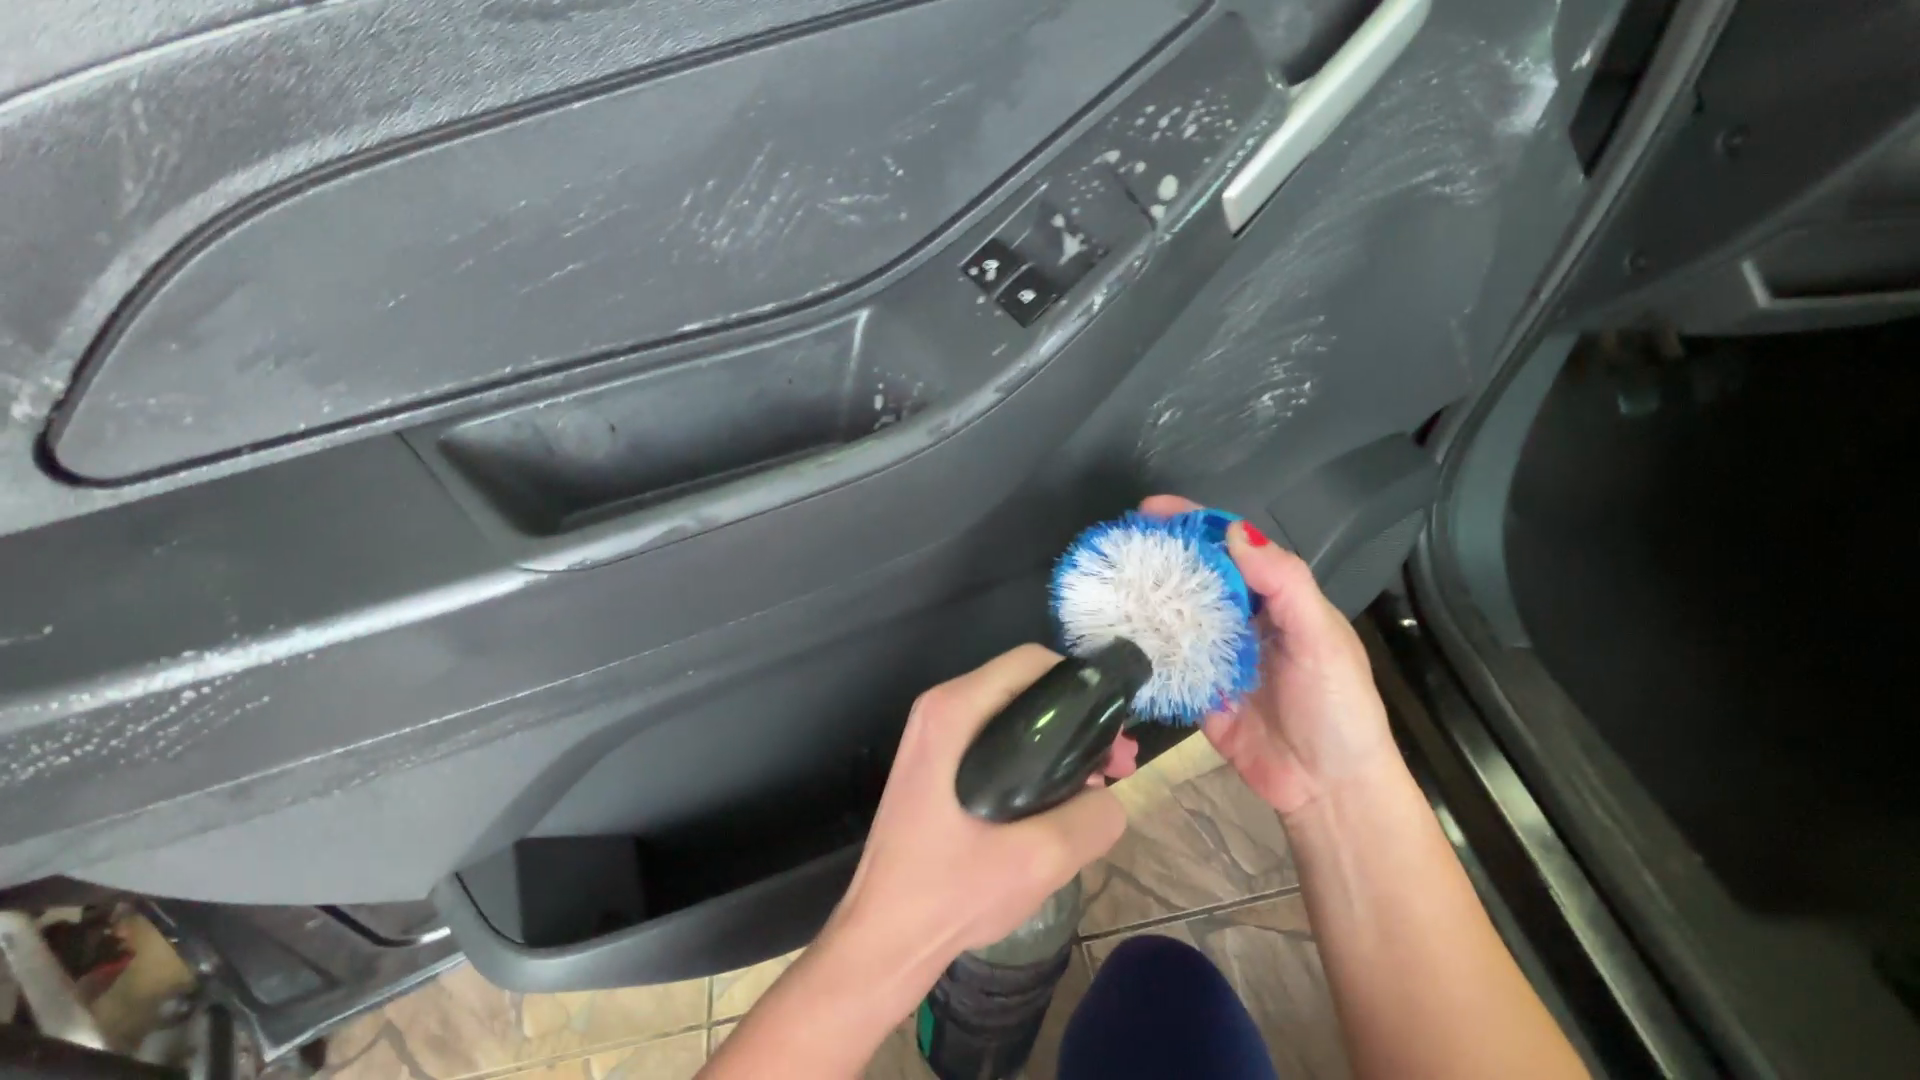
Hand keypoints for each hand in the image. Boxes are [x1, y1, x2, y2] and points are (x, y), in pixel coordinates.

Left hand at [815, 645, 1128, 1011]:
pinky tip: (1060, 802)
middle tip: (1115, 766)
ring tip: (1096, 788)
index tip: (1112, 729)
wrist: (884, 939)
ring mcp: (934, 739)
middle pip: (1024, 687)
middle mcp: (939, 712)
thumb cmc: (949, 893)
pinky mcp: (936, 767)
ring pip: (1012, 717)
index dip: (1082, 686)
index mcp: (953, 713)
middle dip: (1077, 721)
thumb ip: (1091, 819)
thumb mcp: (1037, 861)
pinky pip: (995, 743)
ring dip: (1059, 745)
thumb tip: (1111, 797)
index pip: (1031, 663)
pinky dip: (1032, 761)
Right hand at [1141, 496, 1397, 819]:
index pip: (1232, 547)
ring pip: (1175, 615)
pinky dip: (1142, 646)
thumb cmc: (1337, 708)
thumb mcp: (1322, 639)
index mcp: (1277, 599)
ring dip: (1144, 597)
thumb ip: (1284, 584)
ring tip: (1105, 581)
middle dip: (1158, 555)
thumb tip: (1233, 531)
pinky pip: (1165, 661)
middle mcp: (1242, 621)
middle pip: (1195, 576)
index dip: (1195, 524)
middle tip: (1117, 546)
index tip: (1152, 511)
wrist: (1328, 790)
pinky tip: (1112, 632)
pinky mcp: (1196, 690)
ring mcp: (1216, 656)